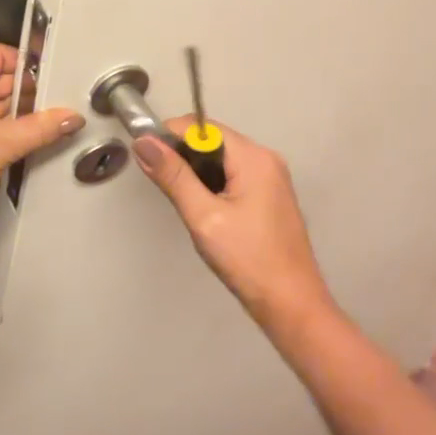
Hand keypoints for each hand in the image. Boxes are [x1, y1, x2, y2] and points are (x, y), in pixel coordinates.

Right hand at [133, 117, 332, 327]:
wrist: (292, 307)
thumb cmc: (248, 260)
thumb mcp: (203, 217)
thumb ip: (172, 175)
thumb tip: (142, 141)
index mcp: (253, 158)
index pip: (200, 127)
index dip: (169, 137)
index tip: (147, 160)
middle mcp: (265, 159)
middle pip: (211, 140)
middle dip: (182, 156)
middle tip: (165, 187)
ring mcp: (271, 178)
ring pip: (220, 159)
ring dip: (195, 172)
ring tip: (185, 202)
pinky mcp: (269, 196)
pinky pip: (232, 174)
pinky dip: (211, 183)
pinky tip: (203, 209)